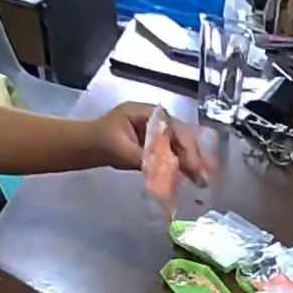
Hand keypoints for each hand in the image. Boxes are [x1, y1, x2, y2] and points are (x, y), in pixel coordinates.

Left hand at [88, 102, 211, 183]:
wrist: (89, 146)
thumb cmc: (102, 141)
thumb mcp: (121, 150)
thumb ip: (143, 158)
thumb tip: (164, 170)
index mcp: (147, 113)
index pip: (173, 126)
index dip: (186, 145)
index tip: (194, 163)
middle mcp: (156, 120)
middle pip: (182, 136)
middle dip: (194, 155)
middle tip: (204, 175)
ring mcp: (157, 132)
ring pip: (180, 146)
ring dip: (192, 162)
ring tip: (202, 180)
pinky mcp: (157, 145)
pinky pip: (173, 154)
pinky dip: (183, 166)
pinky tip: (192, 178)